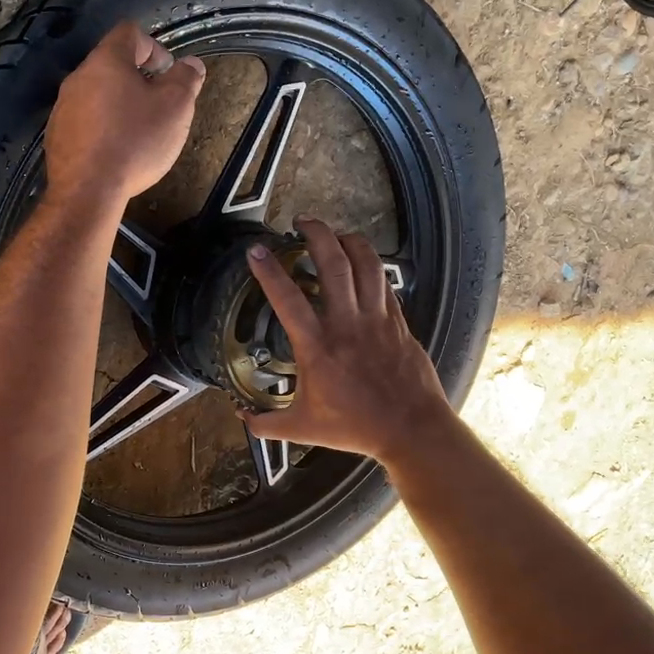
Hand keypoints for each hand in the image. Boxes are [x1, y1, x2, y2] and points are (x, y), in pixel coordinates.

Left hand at [42, 21, 204, 210]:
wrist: (87, 191)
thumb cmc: (135, 141)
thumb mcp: (175, 107)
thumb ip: (185, 79)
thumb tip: (190, 64)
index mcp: (106, 61)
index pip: (129, 32)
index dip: (153, 45)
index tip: (167, 72)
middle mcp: (77, 78)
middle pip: (110, 64)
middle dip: (136, 78)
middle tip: (157, 103)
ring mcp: (62, 108)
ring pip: (95, 95)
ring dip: (117, 104)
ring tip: (136, 131)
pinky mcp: (55, 137)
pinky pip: (83, 122)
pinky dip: (100, 128)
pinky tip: (113, 151)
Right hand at [241, 218, 455, 463]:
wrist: (411, 430)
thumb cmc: (355, 428)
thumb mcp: (301, 429)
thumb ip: (266, 422)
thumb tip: (242, 417)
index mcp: (317, 347)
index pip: (287, 298)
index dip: (268, 270)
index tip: (255, 251)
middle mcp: (347, 325)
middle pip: (334, 264)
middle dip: (317, 235)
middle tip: (302, 222)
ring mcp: (377, 320)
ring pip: (366, 264)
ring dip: (349, 241)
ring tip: (334, 233)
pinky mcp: (398, 322)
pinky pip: (384, 283)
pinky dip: (371, 266)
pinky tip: (362, 264)